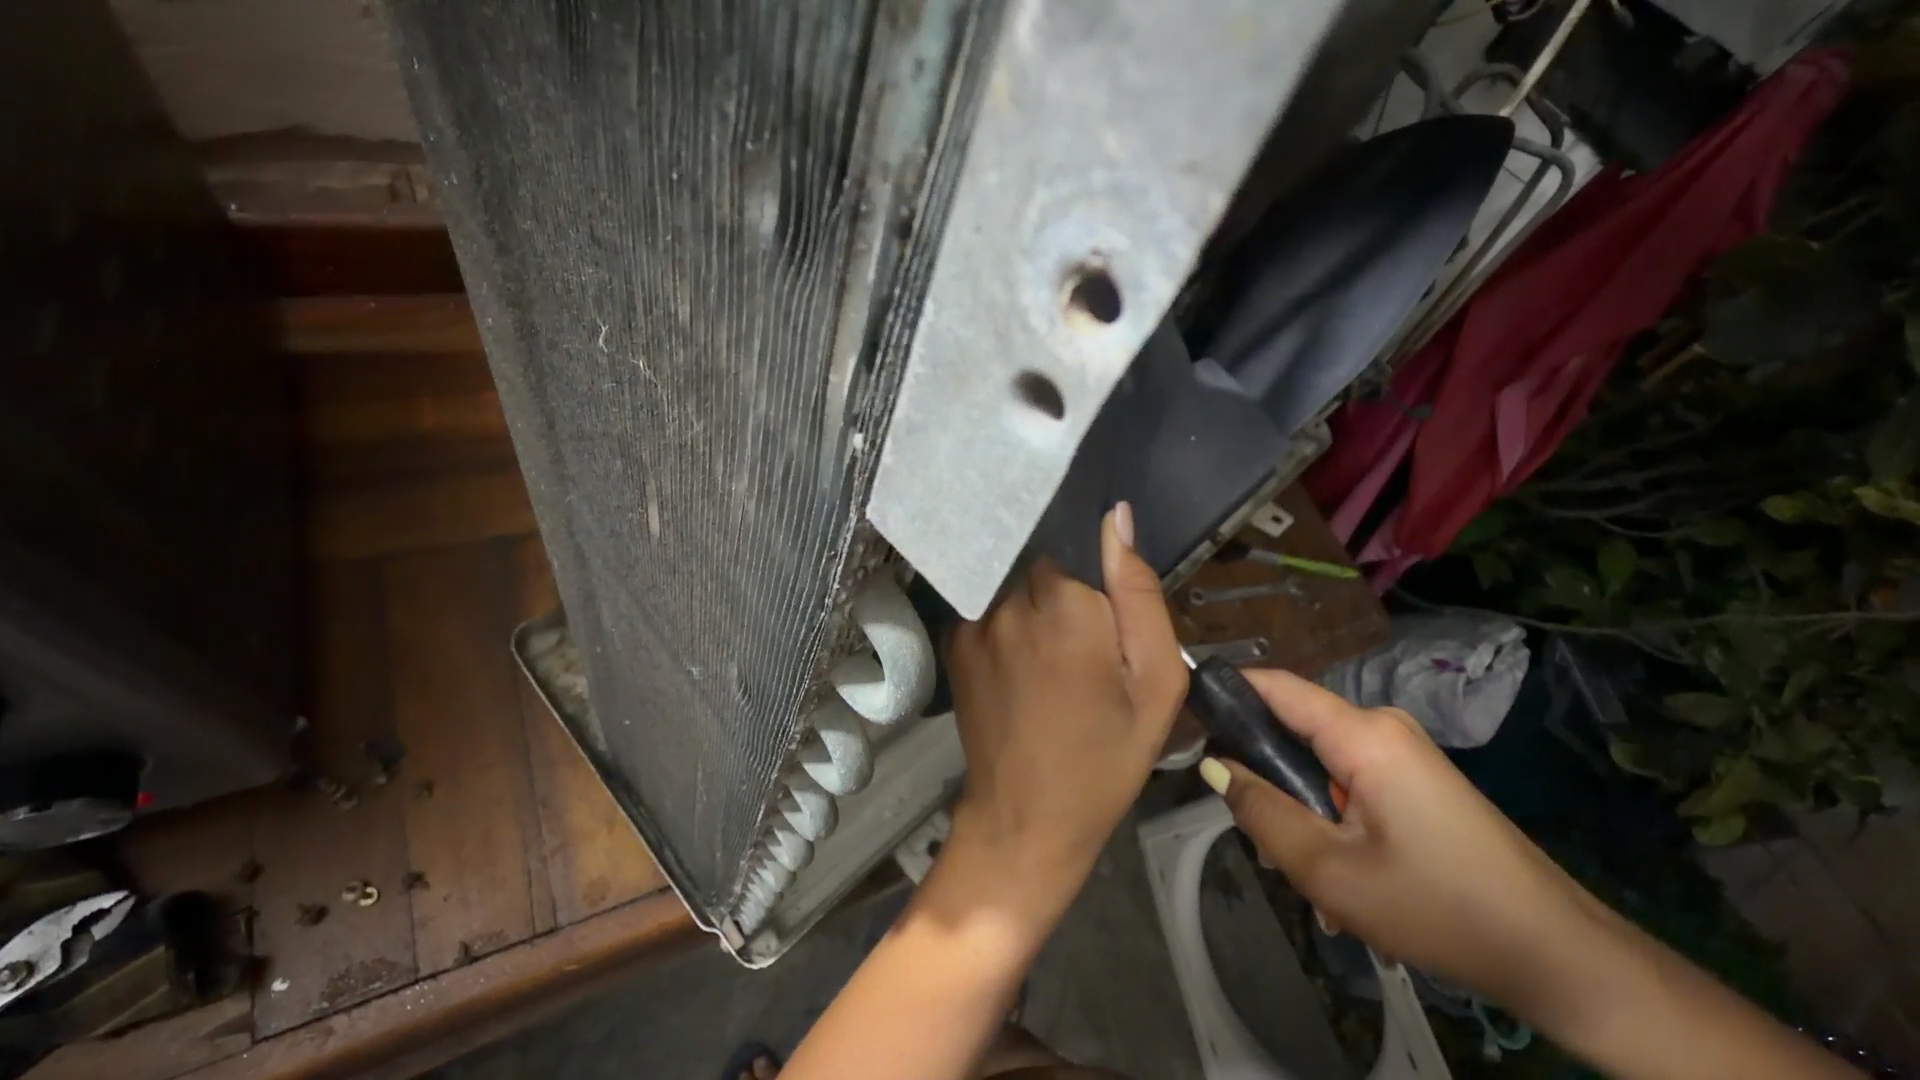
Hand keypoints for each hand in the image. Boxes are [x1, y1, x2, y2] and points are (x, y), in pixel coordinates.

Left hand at [944, 503, 1187, 897]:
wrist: (1026, 818)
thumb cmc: (1104, 759)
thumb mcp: (1155, 684)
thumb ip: (1139, 595)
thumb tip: (1114, 518)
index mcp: (1065, 606)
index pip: (1077, 539)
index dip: (1096, 566)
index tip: (1106, 603)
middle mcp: (1009, 601)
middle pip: (1043, 560)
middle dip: (1068, 586)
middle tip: (1088, 640)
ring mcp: (972, 621)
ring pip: (1015, 582)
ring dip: (1036, 604)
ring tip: (1055, 658)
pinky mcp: (953, 642)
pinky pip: (990, 606)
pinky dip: (1010, 622)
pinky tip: (1025, 665)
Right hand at [1202, 670, 1602, 1009]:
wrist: (1555, 953)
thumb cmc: (1436, 906)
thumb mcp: (1328, 869)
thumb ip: (1260, 812)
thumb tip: (1215, 766)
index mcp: (1363, 734)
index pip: (1274, 686)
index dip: (1225, 694)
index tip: (1185, 723)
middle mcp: (1384, 729)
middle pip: (1295, 737)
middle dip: (1271, 791)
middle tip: (1269, 855)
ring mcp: (1406, 757)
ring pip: (1322, 773)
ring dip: (1305, 824)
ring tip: (1318, 890)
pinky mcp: (1420, 785)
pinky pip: (1353, 791)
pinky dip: (1337, 831)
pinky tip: (1350, 891)